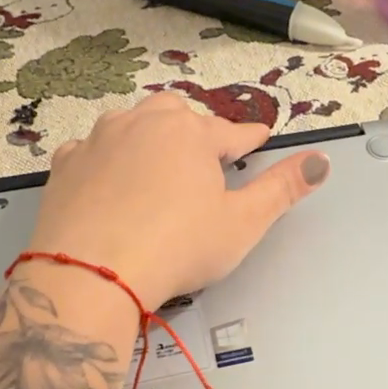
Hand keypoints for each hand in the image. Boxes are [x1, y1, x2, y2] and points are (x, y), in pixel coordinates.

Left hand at [26, 92, 330, 308]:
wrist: (92, 273)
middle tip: (208, 152)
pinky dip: (108, 158)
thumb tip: (321, 160)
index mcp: (190, 134)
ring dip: (150, 136)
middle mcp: (143, 123)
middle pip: (177, 115)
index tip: (260, 138)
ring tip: (161, 160)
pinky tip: (113, 178)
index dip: (250, 138)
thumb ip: (283, 188)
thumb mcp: (243, 222)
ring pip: (132, 124)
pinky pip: (93, 149)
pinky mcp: (66, 165)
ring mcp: (99, 141)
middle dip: (196, 129)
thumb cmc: (177, 247)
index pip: (232, 132)